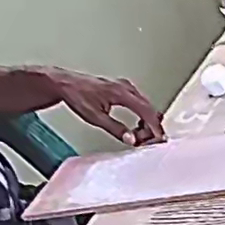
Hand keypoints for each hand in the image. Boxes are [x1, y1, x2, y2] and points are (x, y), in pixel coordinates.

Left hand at [43, 67, 163, 145]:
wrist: (64, 84)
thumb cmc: (75, 96)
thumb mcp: (94, 117)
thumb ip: (115, 129)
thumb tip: (131, 139)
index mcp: (121, 93)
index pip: (147, 112)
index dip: (155, 127)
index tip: (159, 138)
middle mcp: (126, 87)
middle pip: (150, 109)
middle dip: (151, 127)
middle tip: (146, 140)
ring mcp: (126, 87)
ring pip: (147, 106)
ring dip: (147, 122)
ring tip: (139, 134)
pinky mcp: (124, 89)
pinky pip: (141, 103)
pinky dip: (143, 115)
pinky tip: (137, 124)